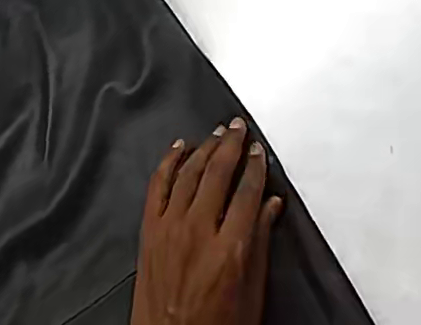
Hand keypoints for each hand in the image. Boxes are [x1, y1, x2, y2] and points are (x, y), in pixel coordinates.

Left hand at [131, 119, 283, 324]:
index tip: (259, 152)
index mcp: (229, 250)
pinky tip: (179, 147)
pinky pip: (158, 183)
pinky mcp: (150, 229)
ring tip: (217, 132)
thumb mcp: (252, 295)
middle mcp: (198, 232)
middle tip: (239, 126)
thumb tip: (271, 205)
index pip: (247, 192)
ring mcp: (170, 227)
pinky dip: (169, 160)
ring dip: (205, 147)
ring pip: (189, 172)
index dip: (255, 167)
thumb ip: (260, 244)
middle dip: (231, 145)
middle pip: (218, 173)